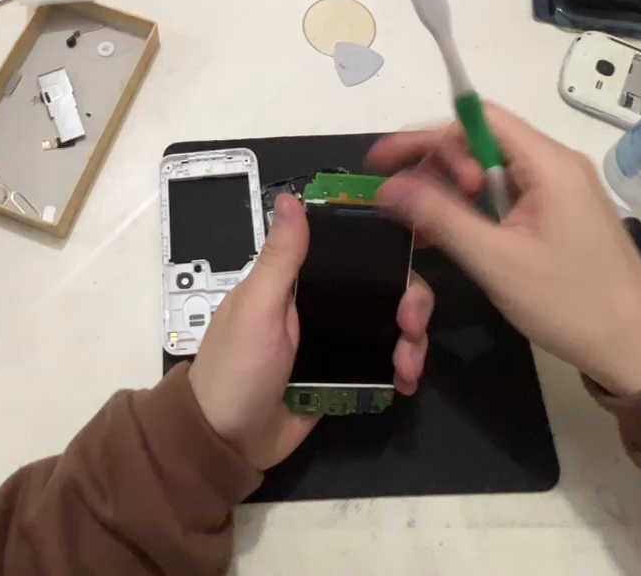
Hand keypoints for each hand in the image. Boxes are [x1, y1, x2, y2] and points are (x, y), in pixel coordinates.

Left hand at [188, 193, 433, 469]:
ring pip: (388, 324)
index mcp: (295, 279)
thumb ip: (279, 258)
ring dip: (410, 339)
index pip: (348, 250)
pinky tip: (406, 381)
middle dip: (408, 300)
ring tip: (409, 365)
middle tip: (412, 325)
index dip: (381, 249)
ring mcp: (334, 340)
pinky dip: (401, 368)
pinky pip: (383, 362)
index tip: (406, 258)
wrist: (228, 442)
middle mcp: (318, 303)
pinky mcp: (345, 375)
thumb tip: (292, 198)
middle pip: (379, 287)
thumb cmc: (236, 366)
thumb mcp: (256, 307)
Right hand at [368, 104, 640, 395]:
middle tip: (406, 202)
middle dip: (437, 165)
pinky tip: (448, 232)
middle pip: (480, 139)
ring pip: (489, 167)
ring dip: (450, 189)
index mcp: (548, 164)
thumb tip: (388, 186)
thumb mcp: (495, 260)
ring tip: (421, 224)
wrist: (638, 352)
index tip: (389, 163)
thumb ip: (439, 215)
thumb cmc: (570, 303)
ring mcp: (559, 188)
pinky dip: (472, 206)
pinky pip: (504, 193)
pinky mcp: (558, 212)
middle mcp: (556, 164)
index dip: (428, 136)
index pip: (477, 120)